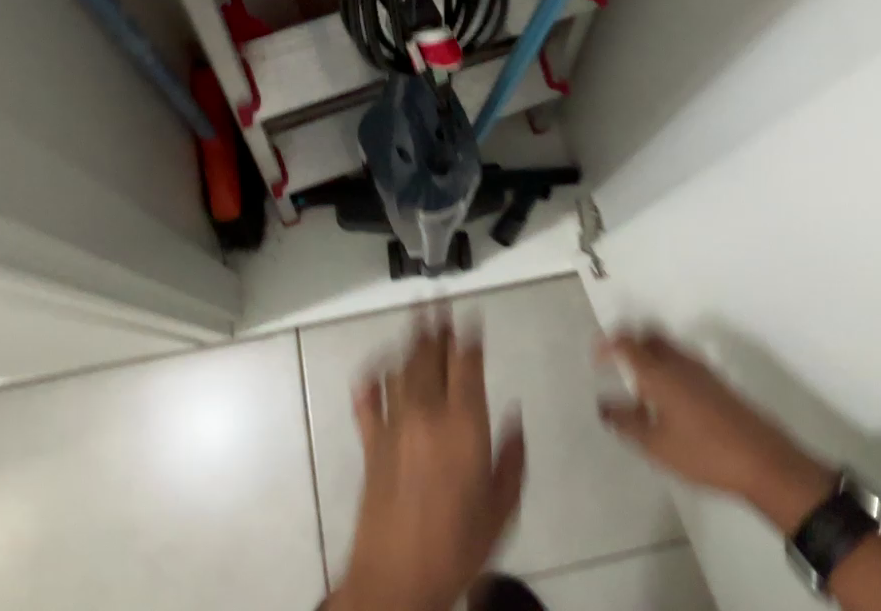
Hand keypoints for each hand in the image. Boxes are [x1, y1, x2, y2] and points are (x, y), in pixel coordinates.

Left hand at [332, 310, 526, 610]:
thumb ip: (512, 457)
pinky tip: (375, 368)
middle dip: (436, 327)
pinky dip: (372, 380)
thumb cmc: (459, 545)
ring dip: (409, 343)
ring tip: (416, 322)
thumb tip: (513, 417)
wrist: (397, 578)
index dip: (469, 336)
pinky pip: (368, 401)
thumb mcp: (502, 505)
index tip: (472, 317)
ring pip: (400, 370)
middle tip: (439, 302)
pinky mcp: (369, 444)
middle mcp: (426, 414)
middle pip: (429, 356)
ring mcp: (393, 426)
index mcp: (464, 425)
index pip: (466, 364)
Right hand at [597, 330, 832, 530]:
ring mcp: (703, 371)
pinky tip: (670, 406)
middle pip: (650, 335)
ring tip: (644, 395)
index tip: (596, 359)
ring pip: (669, 349)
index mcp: (659, 373)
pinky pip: (684, 363)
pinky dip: (669, 371)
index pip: (626, 342)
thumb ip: (626, 423)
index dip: (606, 344)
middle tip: (618, 366)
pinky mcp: (719, 383)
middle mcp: (680, 363)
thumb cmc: (703, 453)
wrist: (764, 462)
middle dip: (630, 344)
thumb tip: (604, 407)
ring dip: (651, 359)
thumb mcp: (655, 445)